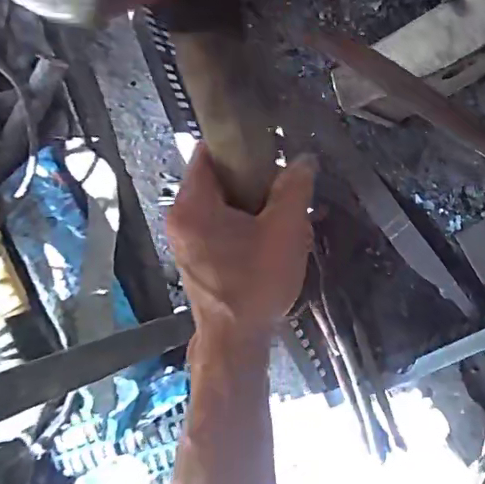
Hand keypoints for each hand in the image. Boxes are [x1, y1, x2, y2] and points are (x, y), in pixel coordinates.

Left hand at [167, 146, 316, 350]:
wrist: (237, 339)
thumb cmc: (257, 281)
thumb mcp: (285, 229)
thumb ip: (294, 188)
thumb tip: (303, 159)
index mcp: (192, 205)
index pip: (209, 153)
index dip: (241, 144)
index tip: (273, 145)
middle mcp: (181, 218)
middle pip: (220, 179)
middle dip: (258, 179)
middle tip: (290, 184)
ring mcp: (188, 240)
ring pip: (226, 205)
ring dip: (258, 204)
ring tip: (291, 212)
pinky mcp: (200, 258)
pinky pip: (224, 226)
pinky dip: (249, 224)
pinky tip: (279, 235)